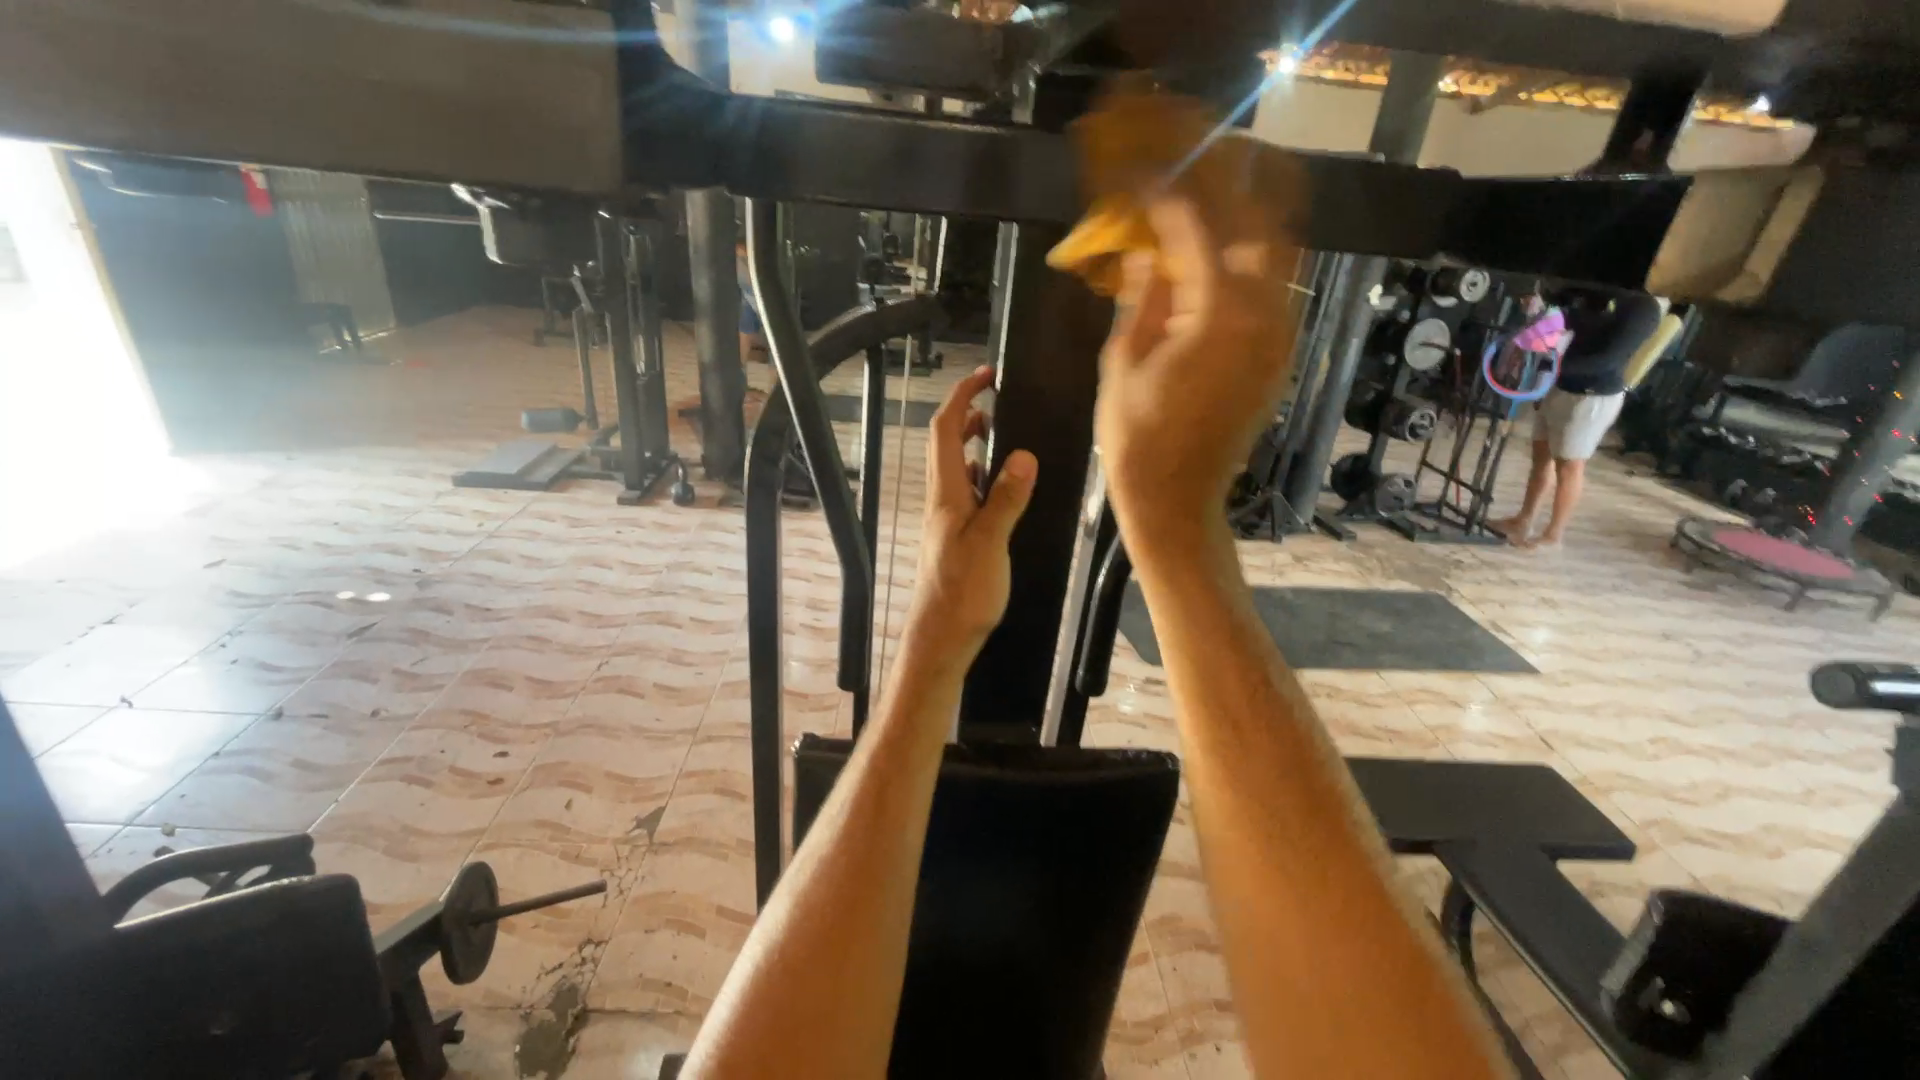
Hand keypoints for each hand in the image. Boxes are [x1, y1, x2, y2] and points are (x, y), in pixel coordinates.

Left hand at [901, 366, 1038, 672]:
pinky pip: (965, 494)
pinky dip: (981, 478)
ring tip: (1004, 439)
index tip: (987, 376)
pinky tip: (1001, 489)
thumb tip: (1021, 453)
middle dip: (967, 416)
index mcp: (945, 494)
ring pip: (954, 469)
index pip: (944, 430)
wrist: (940, 639)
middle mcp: (940, 501)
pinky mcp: (955, 538)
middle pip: (945, 445)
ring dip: (973, 446)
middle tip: (999, 406)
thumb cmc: (963, 593)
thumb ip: (1006, 499)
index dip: (961, 397)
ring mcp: (946, 520)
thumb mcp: (990, 543)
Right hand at [1096, 194, 1296, 544]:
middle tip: (1195, 169)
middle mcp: (1265, 315)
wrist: (1177, 500)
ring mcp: (1281, 337)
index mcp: (1220, 313)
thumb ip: (1141, 295)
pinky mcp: (1281, 357)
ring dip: (1250, 221)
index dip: (1165, 196)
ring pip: (1281, 253)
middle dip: (1230, 187)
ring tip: (1215, 200)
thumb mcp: (1122, 361)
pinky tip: (1221, 259)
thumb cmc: (1137, 437)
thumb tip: (1145, 251)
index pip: (1198, 227)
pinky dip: (1254, 262)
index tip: (1139, 178)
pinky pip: (1279, 290)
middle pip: (1263, 223)